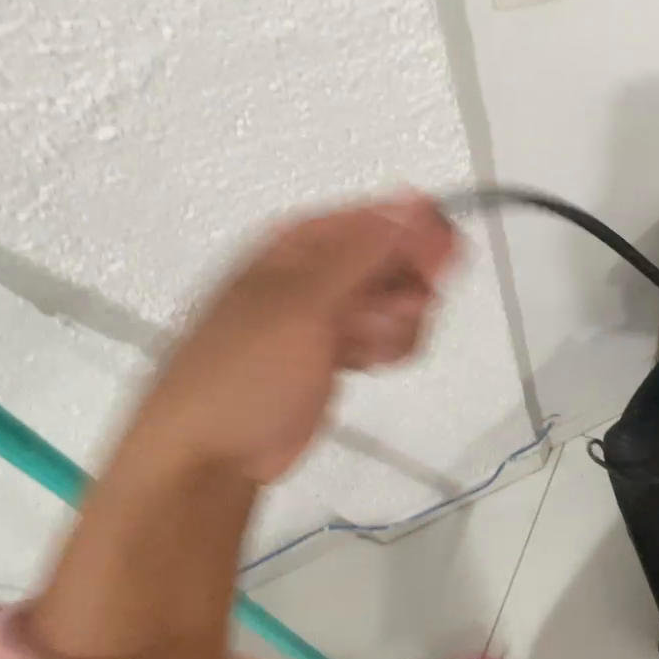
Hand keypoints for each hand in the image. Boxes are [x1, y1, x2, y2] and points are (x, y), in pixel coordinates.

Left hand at [118, 193, 457, 484]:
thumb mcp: (302, 306)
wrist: (213, 457)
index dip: (418, 232)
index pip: (377, 215)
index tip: (445, 260)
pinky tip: (369, 364)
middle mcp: (317, 271)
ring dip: (399, 326)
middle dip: (408, 289)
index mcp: (297, 245)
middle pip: (397, 257)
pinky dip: (391, 348)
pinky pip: (390, 333)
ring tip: (366, 350)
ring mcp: (330, 311)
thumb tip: (413, 202)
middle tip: (392, 318)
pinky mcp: (340, 349)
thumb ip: (363, 253)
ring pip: (400, 299)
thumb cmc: (241, 376)